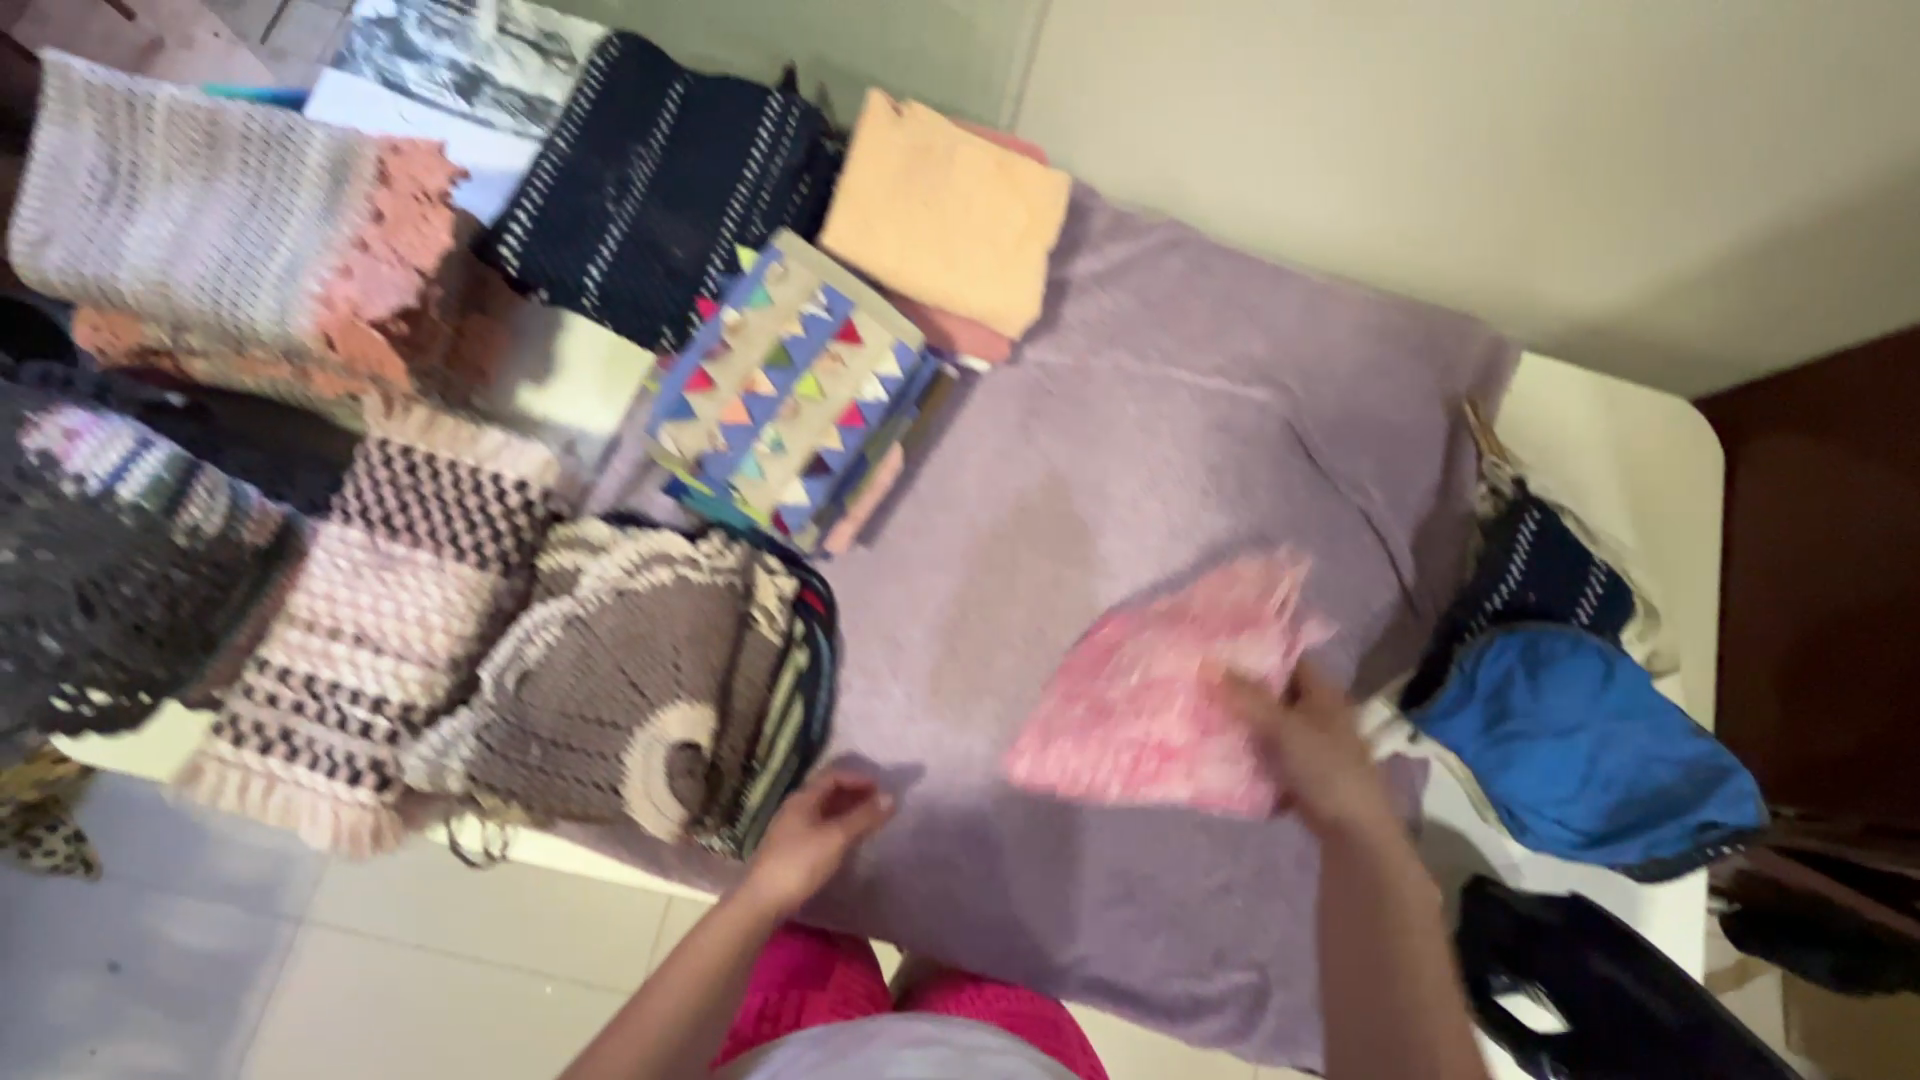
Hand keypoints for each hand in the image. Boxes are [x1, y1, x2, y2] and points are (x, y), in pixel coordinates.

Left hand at [738, 768, 894, 917]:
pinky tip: (849, 841)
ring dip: (848, 812)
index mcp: (803, 798)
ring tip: (870, 821)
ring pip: (824, 811)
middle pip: (828, 792)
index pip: (833, 776)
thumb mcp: (836, 837)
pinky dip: (839, 827)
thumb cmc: (800, 863)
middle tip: (879, 804)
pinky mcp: (791, 849)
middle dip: (855, 794)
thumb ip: (864, 817)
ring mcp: (791, 829)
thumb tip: (892, 797)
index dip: (858, 778)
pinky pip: (820, 828)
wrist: (762, 901)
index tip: (881, 789)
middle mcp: (795, 808)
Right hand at [1214, 658, 1401, 836]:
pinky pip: (1264, 751)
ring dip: (1238, 719)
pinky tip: (1214, 745)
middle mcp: (1316, 714)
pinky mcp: (1297, 772)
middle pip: (1272, 691)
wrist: (1355, 834)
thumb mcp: (1285, 728)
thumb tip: (1206, 664)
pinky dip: (1243, 748)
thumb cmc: (1327, 770)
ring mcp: (1307, 745)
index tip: (1219, 647)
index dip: (1257, 651)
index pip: (1288, 659)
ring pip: (1265, 723)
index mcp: (1323, 695)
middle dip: (1238, 687)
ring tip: (1197, 707)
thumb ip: (1247, 697)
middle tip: (1198, 678)